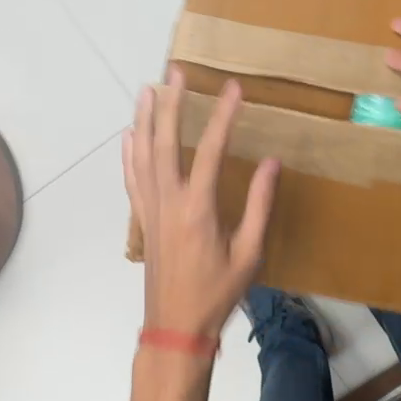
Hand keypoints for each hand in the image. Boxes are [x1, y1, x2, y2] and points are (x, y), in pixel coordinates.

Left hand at [124, 70, 280, 339]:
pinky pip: (132, 179)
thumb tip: (271, 162)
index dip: (222, 116)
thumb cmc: (218, 292)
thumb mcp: (250, 252)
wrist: (175, 328)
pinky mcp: (142, 220)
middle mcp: (169, 201)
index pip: (210, 150)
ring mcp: (151, 209)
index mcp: (198, 208)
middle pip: (165, 142)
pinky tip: (128, 135)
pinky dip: (129, 154)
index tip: (232, 88)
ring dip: (144, 120)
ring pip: (143, 155)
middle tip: (174, 72)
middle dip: (170, 104)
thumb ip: (259, 205)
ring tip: (147, 89)